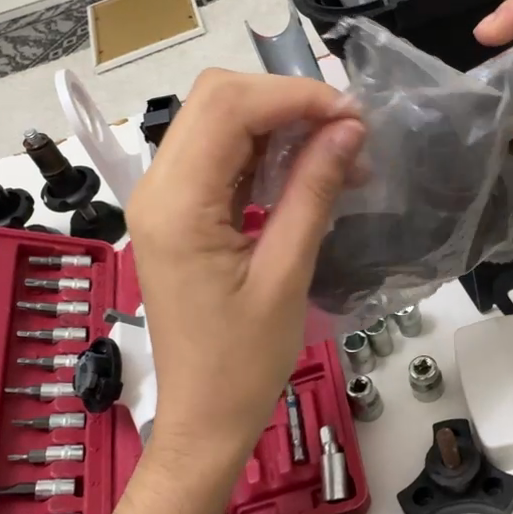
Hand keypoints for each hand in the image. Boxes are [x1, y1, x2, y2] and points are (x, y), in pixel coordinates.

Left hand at [126, 70, 364, 468]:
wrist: (205, 417)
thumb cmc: (244, 362)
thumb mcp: (287, 275)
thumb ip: (313, 192)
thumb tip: (349, 129)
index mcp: (177, 203)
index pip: (228, 107)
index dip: (295, 96)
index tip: (354, 116)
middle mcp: (158, 188)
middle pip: (217, 103)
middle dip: (286, 103)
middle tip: (349, 132)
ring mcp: (164, 201)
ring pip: (219, 126)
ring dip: (279, 127)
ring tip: (340, 154)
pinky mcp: (179, 217)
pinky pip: (221, 162)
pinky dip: (265, 155)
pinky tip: (309, 173)